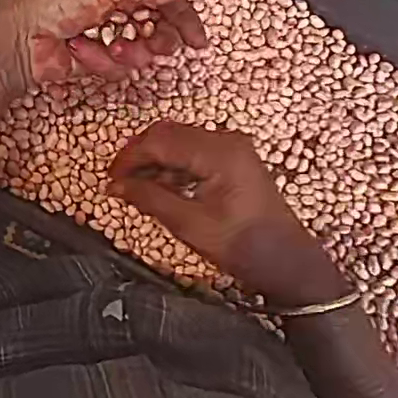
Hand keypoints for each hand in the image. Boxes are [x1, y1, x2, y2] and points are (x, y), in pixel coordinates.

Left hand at [0, 0, 208, 90]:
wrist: (21, 35)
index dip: (184, 18)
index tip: (198, 40)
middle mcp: (115, 8)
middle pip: (157, 30)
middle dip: (157, 40)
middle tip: (154, 43)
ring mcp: (103, 36)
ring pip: (139, 53)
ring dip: (127, 52)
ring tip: (109, 46)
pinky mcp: (92, 61)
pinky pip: (114, 69)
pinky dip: (100, 61)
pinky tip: (81, 51)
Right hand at [107, 121, 349, 305]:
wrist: (287, 262)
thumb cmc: (243, 247)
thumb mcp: (190, 225)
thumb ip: (150, 199)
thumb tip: (115, 186)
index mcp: (219, 152)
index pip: (160, 140)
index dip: (129, 157)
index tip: (109, 180)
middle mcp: (226, 141)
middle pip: (168, 134)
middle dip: (139, 156)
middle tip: (118, 183)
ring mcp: (232, 149)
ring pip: (179, 142)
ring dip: (154, 161)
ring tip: (135, 189)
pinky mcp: (234, 161)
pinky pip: (193, 153)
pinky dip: (172, 167)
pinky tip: (160, 188)